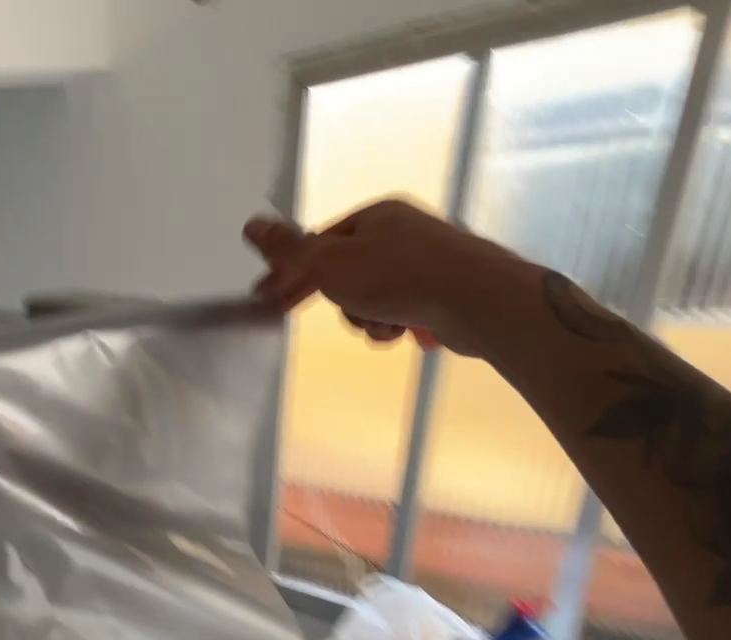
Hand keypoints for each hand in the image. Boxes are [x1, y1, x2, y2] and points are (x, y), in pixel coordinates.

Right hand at [243, 198, 531, 357]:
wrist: (479, 301)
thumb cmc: (399, 277)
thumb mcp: (328, 263)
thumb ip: (287, 249)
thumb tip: (251, 224)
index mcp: (375, 216)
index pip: (317, 243)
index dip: (289, 272)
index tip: (267, 299)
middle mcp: (401, 231)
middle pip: (341, 272)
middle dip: (333, 299)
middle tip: (314, 315)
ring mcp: (424, 260)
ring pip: (367, 295)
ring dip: (363, 317)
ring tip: (378, 324)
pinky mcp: (441, 289)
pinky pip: (397, 308)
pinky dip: (390, 324)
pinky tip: (400, 332)